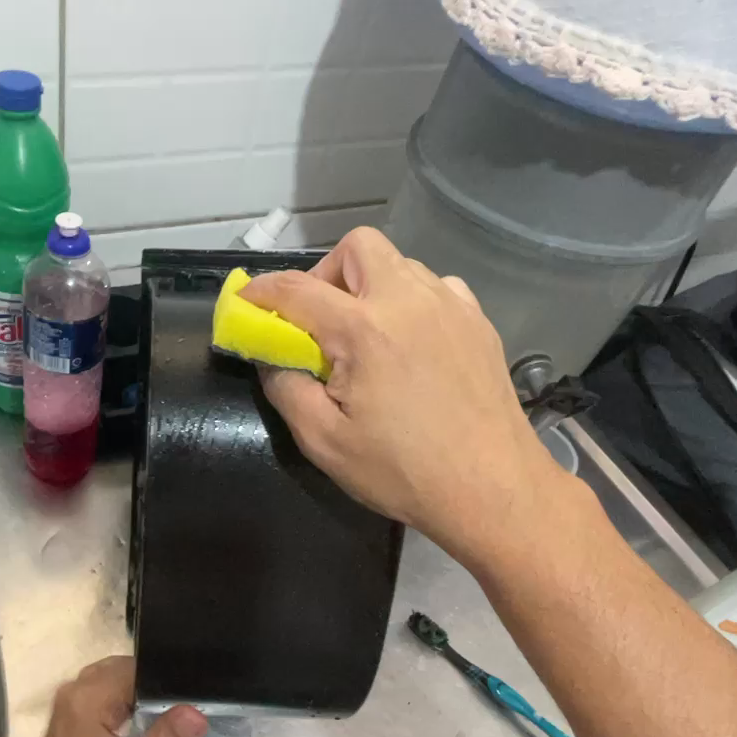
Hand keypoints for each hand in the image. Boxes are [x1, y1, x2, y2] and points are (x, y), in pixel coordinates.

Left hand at [0, 657, 207, 736]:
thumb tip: (196, 710)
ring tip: (170, 723)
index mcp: (88, 698)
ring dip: (142, 698)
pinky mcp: (69, 721)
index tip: (197, 698)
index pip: (140, 666)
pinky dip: (127, 707)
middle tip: (187, 714)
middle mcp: (74, 692)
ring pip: (116, 683)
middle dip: (157, 688)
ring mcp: (68, 706)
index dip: (170, 680)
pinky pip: (105, 698)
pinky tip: (145, 730)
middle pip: (128, 671)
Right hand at [239, 227, 571, 563]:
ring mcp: (451, 306)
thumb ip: (286, 388)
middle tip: (316, 322)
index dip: (260, 292)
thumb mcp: (323, 441)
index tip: (243, 304)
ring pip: (399, 263)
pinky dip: (408, 302)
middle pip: (356, 246)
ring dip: (368, 287)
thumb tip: (271, 357)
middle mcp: (409, 300)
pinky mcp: (478, 322)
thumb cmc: (401, 471)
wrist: (492, 489)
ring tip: (363, 339)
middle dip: (324, 273)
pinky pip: (434, 287)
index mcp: (364, 329)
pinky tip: (408, 344)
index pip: (295, 289)